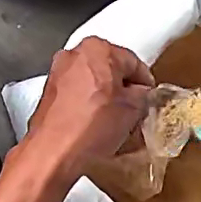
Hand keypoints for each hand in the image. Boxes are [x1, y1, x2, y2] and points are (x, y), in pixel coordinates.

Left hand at [25, 37, 153, 176]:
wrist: (54, 152)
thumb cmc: (90, 127)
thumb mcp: (133, 110)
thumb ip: (144, 96)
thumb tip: (142, 95)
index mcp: (98, 49)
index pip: (134, 63)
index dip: (146, 84)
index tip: (150, 98)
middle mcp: (75, 55)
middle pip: (111, 71)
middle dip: (124, 92)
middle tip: (135, 113)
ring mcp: (59, 74)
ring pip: (93, 84)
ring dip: (106, 101)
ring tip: (115, 124)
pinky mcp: (50, 94)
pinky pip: (78, 97)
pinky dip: (89, 108)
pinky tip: (96, 128)